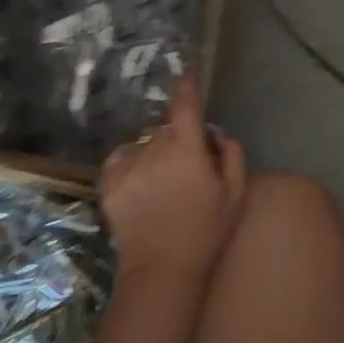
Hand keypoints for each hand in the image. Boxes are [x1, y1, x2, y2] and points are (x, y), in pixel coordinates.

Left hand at [100, 74, 246, 289]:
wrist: (162, 269)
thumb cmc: (206, 233)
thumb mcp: (234, 194)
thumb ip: (231, 154)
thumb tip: (214, 132)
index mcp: (187, 149)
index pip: (185, 105)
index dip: (188, 85)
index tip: (190, 73)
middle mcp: (154, 149)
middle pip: (166, 129)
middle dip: (177, 140)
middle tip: (187, 170)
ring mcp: (127, 165)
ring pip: (143, 145)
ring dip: (153, 155)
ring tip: (162, 186)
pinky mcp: (108, 182)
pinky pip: (121, 160)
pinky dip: (130, 166)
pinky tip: (141, 189)